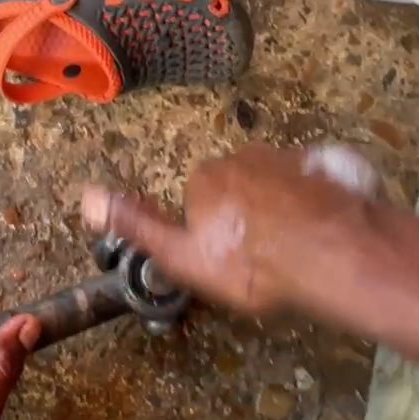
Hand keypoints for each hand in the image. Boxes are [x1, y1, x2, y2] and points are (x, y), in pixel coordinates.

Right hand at [80, 143, 406, 315]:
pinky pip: (315, 180)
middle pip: (238, 187)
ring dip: (282, 207)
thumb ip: (135, 225)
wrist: (331, 253)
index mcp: (205, 177)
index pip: (199, 201)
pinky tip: (327, 228)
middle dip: (246, 214)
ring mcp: (288, 157)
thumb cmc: (252, 263)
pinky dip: (318, 199)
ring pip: (277, 183)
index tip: (229, 259)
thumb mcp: (182, 255)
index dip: (212, 233)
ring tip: (298, 246)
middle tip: (264, 256)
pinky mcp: (328, 164)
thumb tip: (87, 197)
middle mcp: (243, 156)